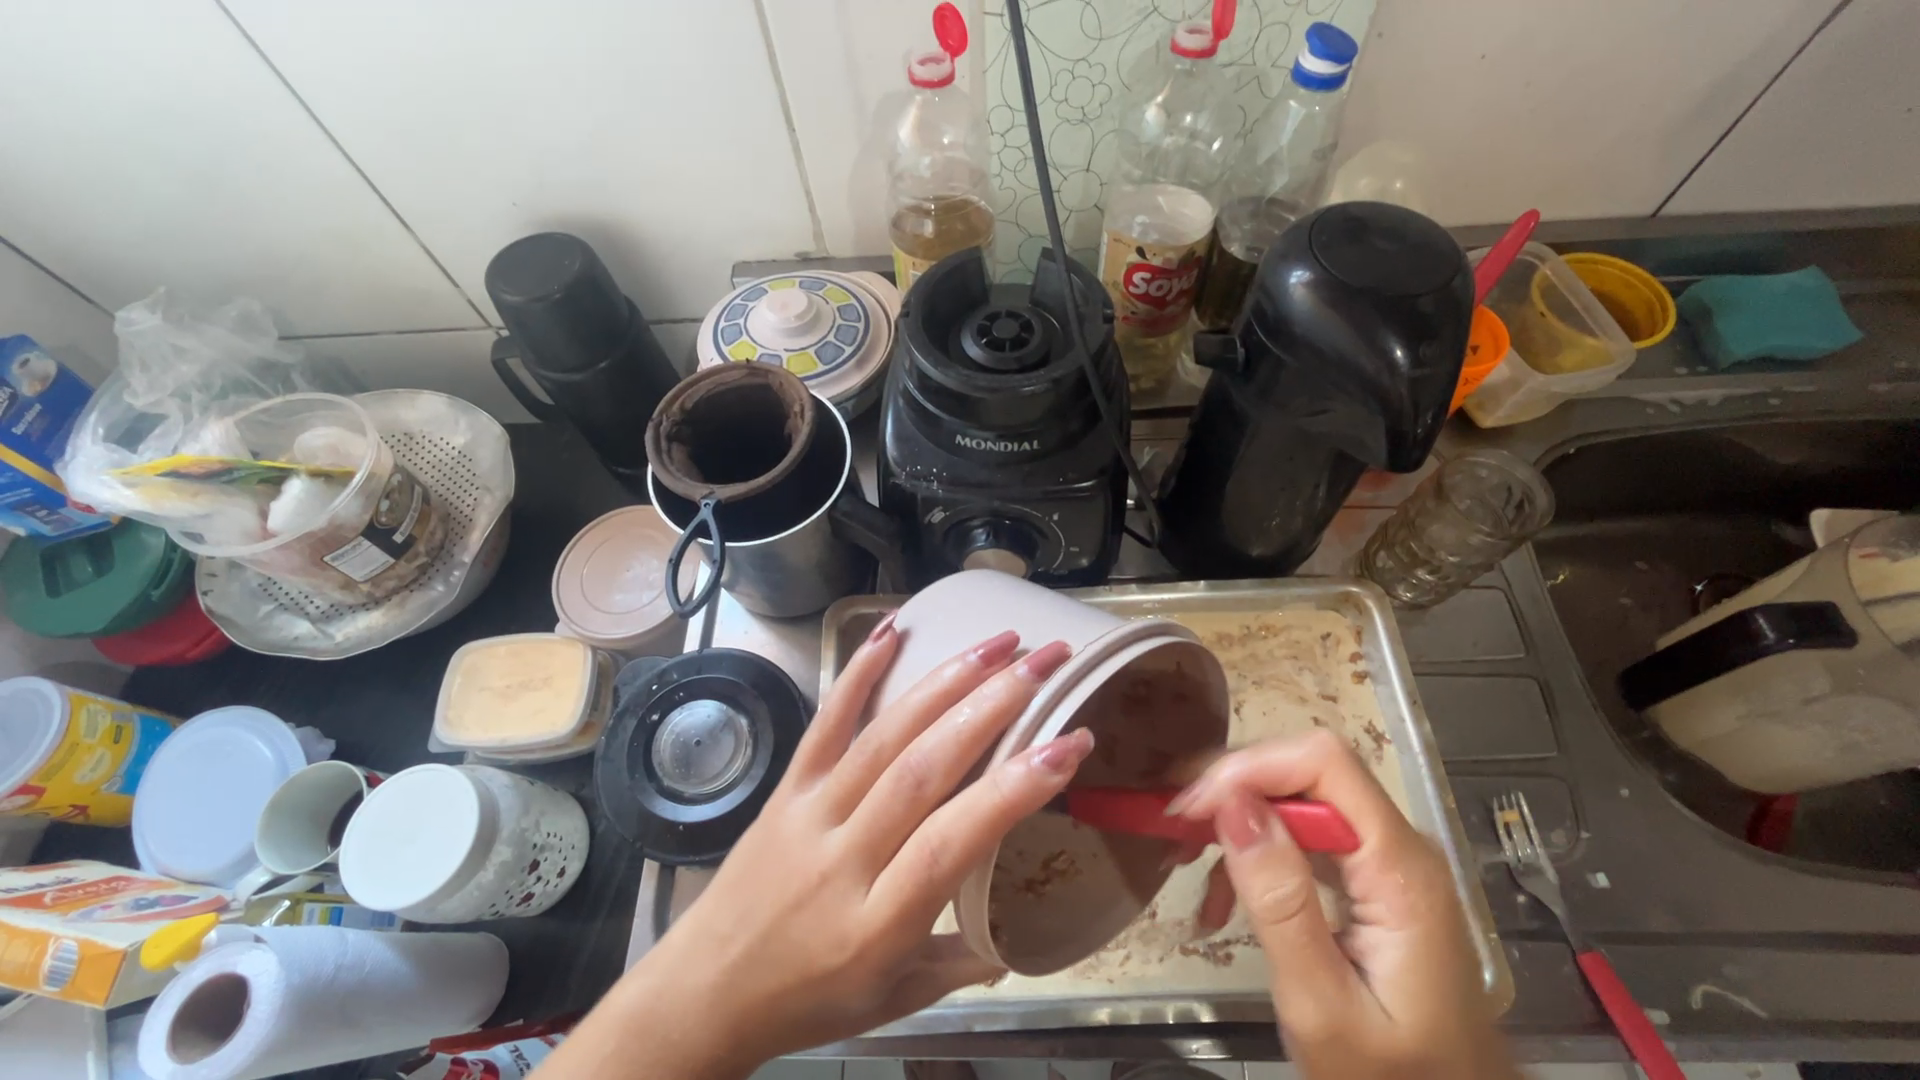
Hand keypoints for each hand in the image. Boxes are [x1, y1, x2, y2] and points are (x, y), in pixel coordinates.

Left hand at [541, 619, 1092, 1079]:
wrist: (703, 990)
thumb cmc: (809, 1000)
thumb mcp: (895, 999)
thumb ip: (964, 962)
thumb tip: (1022, 930)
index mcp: (877, 922)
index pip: (952, 842)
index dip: (1014, 790)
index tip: (1071, 744)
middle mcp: (844, 857)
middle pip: (922, 769)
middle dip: (992, 707)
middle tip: (1047, 662)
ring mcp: (810, 813)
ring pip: (884, 737)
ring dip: (945, 682)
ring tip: (999, 643)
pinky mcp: (786, 788)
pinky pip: (825, 723)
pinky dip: (859, 673)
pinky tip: (894, 630)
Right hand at [1168, 731, 1518, 1079]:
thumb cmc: (1390, 1079)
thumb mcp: (1321, 1004)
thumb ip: (1280, 902)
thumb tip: (1231, 804)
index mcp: (1400, 868)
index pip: (1323, 763)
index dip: (1248, 768)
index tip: (1188, 809)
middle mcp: (1398, 844)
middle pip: (1305, 771)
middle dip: (1230, 790)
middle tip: (1170, 829)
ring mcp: (1384, 859)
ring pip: (1295, 798)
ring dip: (1232, 823)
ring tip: (1182, 865)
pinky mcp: (1368, 878)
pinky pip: (1299, 836)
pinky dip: (1250, 855)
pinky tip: (1219, 901)